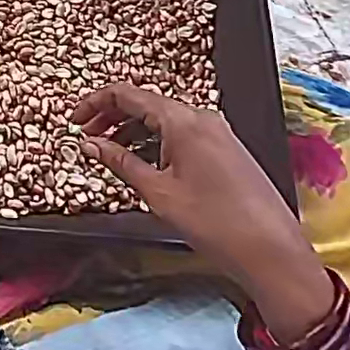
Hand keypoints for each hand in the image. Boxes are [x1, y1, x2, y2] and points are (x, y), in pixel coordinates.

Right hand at [70, 84, 334, 339]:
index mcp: (182, 121)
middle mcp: (201, 118)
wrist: (274, 254)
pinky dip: (154, 139)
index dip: (95, 103)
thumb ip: (119, 161)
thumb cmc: (217, 223)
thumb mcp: (157, 192)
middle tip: (87, 135)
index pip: (126, 94)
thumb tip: (91, 144)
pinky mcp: (225, 149)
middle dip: (111, 116)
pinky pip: (180, 132)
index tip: (75, 119)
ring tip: (109, 150)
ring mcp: (217, 133)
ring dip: (131, 129)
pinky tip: (142, 160)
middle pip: (144, 103)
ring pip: (162, 118)